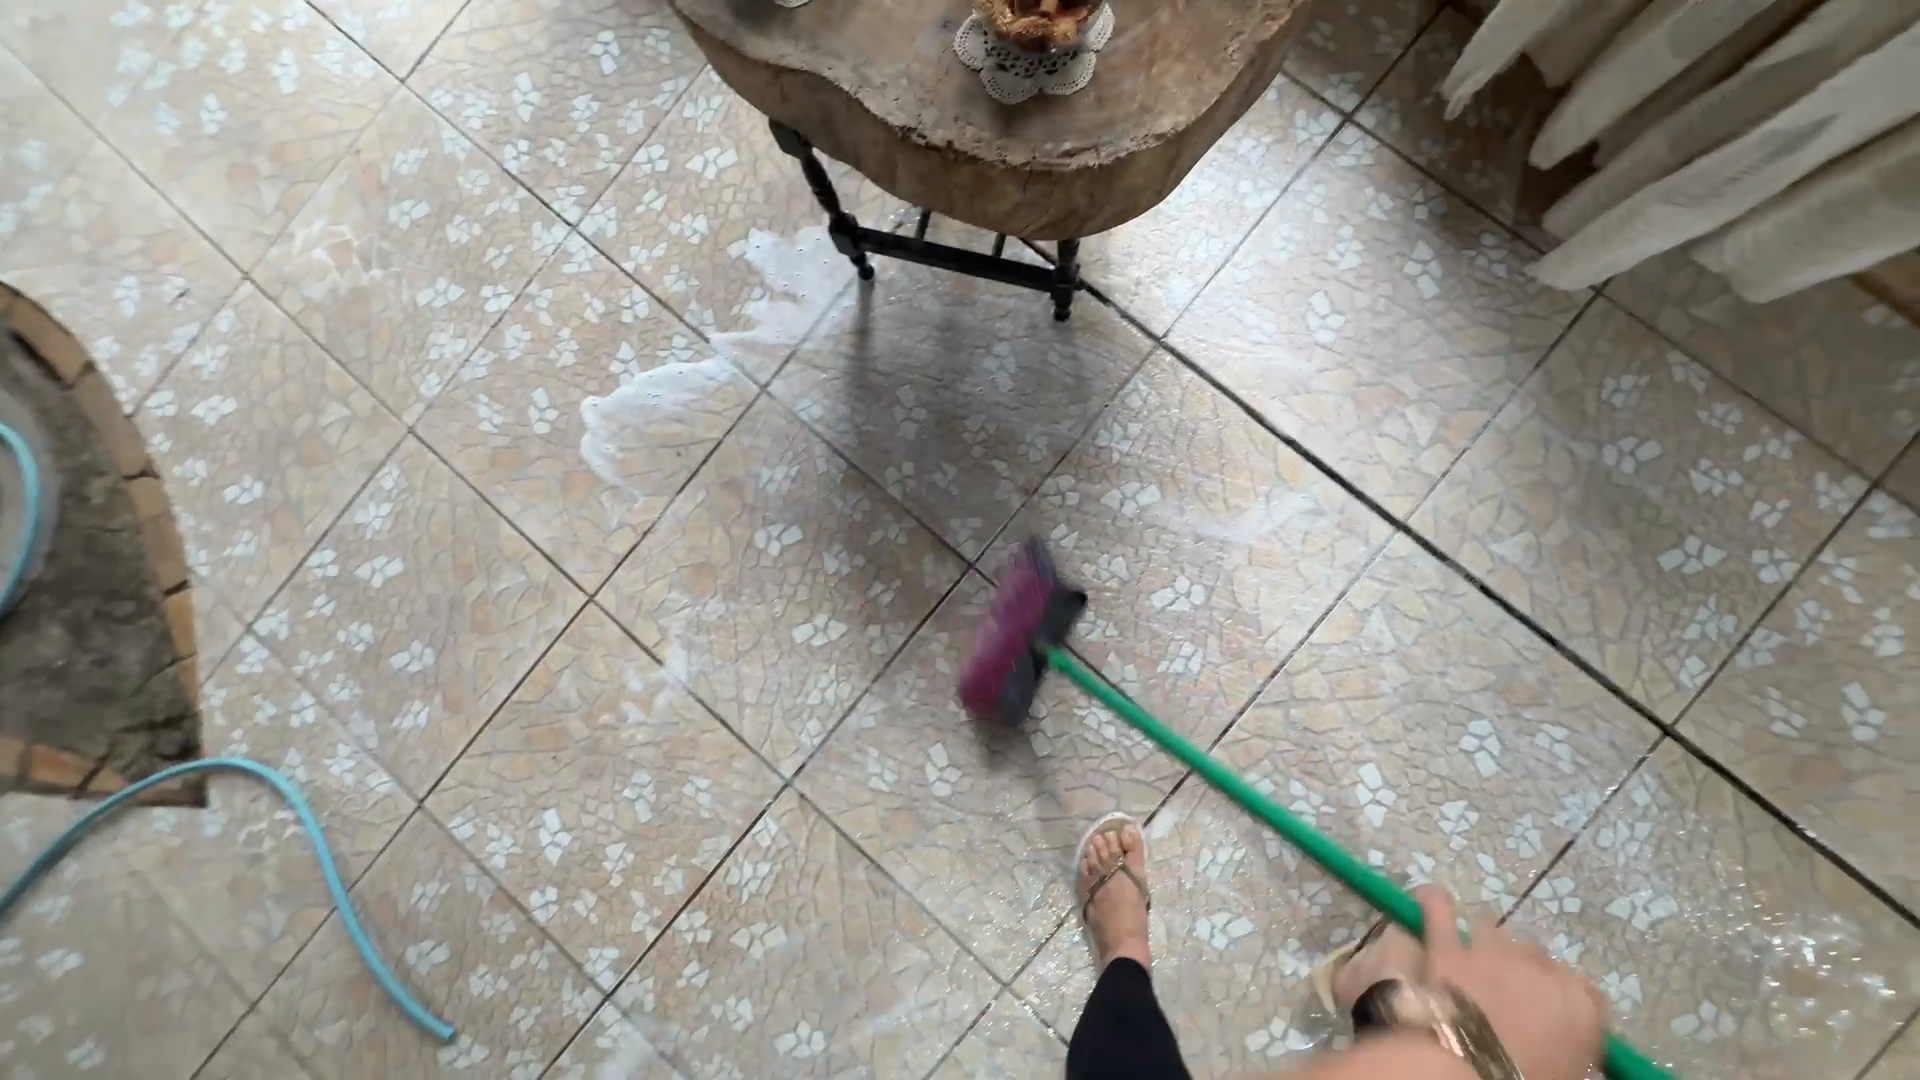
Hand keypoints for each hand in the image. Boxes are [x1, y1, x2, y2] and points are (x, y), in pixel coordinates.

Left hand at [1415, 884, 1605, 1079]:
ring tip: (1472, 956)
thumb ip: (1568, 1043)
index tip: (1549, 1008)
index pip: (1583, 989)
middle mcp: (1538, 968)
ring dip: (1483, 940)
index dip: (1563, 996)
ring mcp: (1491, 952)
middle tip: (1505, 989)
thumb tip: (1554, 1037)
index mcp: (1580, 1005)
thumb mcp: (1567, 1070)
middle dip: (1521, 967)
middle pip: (1533, 954)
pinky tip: (1430, 896)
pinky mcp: (1447, 946)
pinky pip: (1439, 910)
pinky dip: (1434, 902)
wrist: (1472, 1072)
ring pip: (1490, 929)